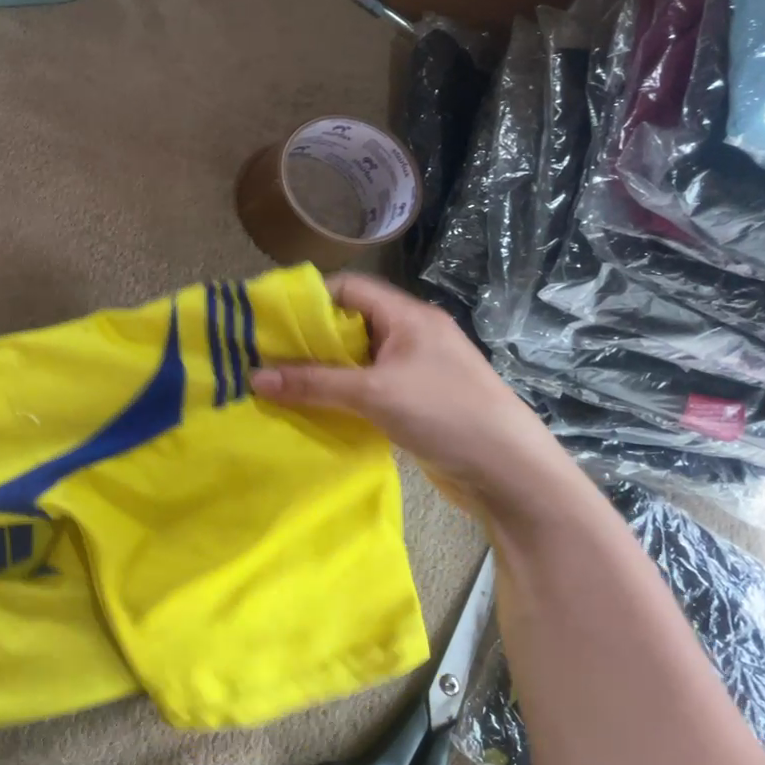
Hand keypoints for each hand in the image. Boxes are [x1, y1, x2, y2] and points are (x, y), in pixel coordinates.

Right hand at [249, 273, 590, 521]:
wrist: (512, 475)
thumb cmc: (447, 416)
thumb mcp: (373, 394)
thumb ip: (312, 383)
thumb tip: (252, 376)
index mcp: (409, 317)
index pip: (349, 289)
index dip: (308, 299)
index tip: (269, 319)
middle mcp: (412, 336)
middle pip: (348, 323)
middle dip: (306, 339)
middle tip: (264, 355)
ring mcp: (415, 370)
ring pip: (355, 359)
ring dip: (320, 371)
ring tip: (278, 383)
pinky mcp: (415, 400)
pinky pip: (365, 386)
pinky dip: (338, 393)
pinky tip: (312, 408)